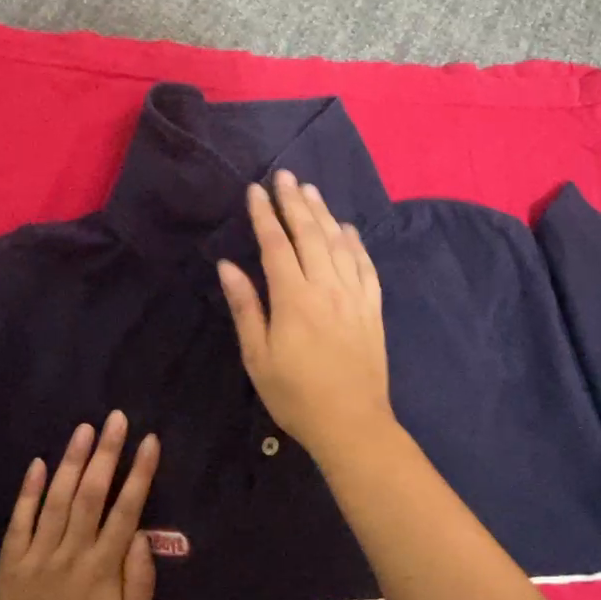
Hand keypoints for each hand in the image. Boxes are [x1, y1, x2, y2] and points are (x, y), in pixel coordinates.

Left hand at [0, 411, 160, 599]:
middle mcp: (72, 553)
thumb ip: (141, 578)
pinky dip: (28, 491)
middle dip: (107, 453)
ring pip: (57, 499)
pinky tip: (38, 462)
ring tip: (85, 428)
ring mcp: (39, 554)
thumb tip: (142, 533)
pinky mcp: (12, 560)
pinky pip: (20, 520)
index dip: (139, 473)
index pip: (126, 510)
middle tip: (116, 418)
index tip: (150, 440)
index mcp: (104, 567)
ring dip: (72, 461)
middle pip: (92, 495)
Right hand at [217, 170, 395, 460]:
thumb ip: (245, 307)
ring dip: (323, 214)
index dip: (265, 215)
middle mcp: (326, 288)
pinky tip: (347, 229)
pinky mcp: (373, 308)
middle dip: (295, 202)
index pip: (275, 245)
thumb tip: (228, 265)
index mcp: (293, 299)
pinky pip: (365, 265)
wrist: (351, 423)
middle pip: (309, 234)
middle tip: (285, 176)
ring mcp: (354, 296)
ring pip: (337, 243)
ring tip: (311, 190)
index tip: (256, 190)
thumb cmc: (295, 395)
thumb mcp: (257, 357)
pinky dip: (355, 243)